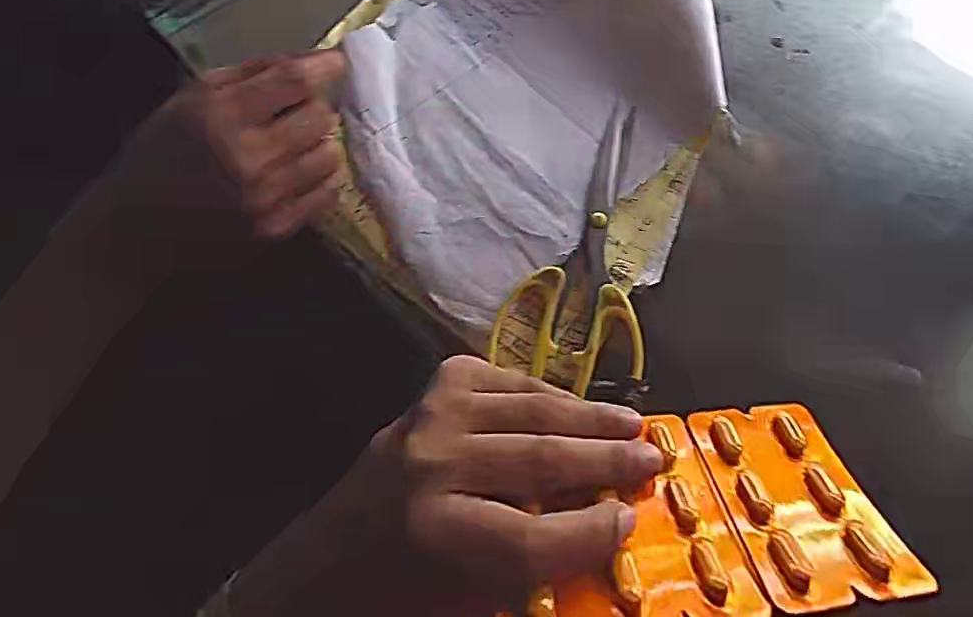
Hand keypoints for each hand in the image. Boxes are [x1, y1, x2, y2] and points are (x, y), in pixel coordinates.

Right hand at [64, 51, 349, 285]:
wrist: (130, 228)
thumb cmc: (164, 149)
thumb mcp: (194, 96)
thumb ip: (257, 72)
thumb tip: (317, 58)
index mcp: (219, 114)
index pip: (295, 81)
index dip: (325, 67)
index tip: (337, 62)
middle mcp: (246, 157)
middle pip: (321, 117)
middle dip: (313, 108)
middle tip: (295, 114)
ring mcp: (263, 197)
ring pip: (330, 155)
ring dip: (317, 145)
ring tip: (291, 146)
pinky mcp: (274, 228)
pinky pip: (326, 192)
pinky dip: (317, 179)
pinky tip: (292, 175)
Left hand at [231, 355, 659, 614]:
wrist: (321, 560)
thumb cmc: (394, 598)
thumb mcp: (462, 602)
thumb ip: (529, 567)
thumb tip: (604, 527)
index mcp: (435, 534)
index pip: (533, 537)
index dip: (590, 533)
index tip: (631, 521)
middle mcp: (435, 463)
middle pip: (539, 458)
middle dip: (605, 460)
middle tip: (651, 456)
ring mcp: (433, 414)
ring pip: (529, 406)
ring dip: (586, 415)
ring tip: (628, 422)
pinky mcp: (435, 387)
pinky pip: (504, 378)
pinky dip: (544, 390)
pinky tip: (571, 403)